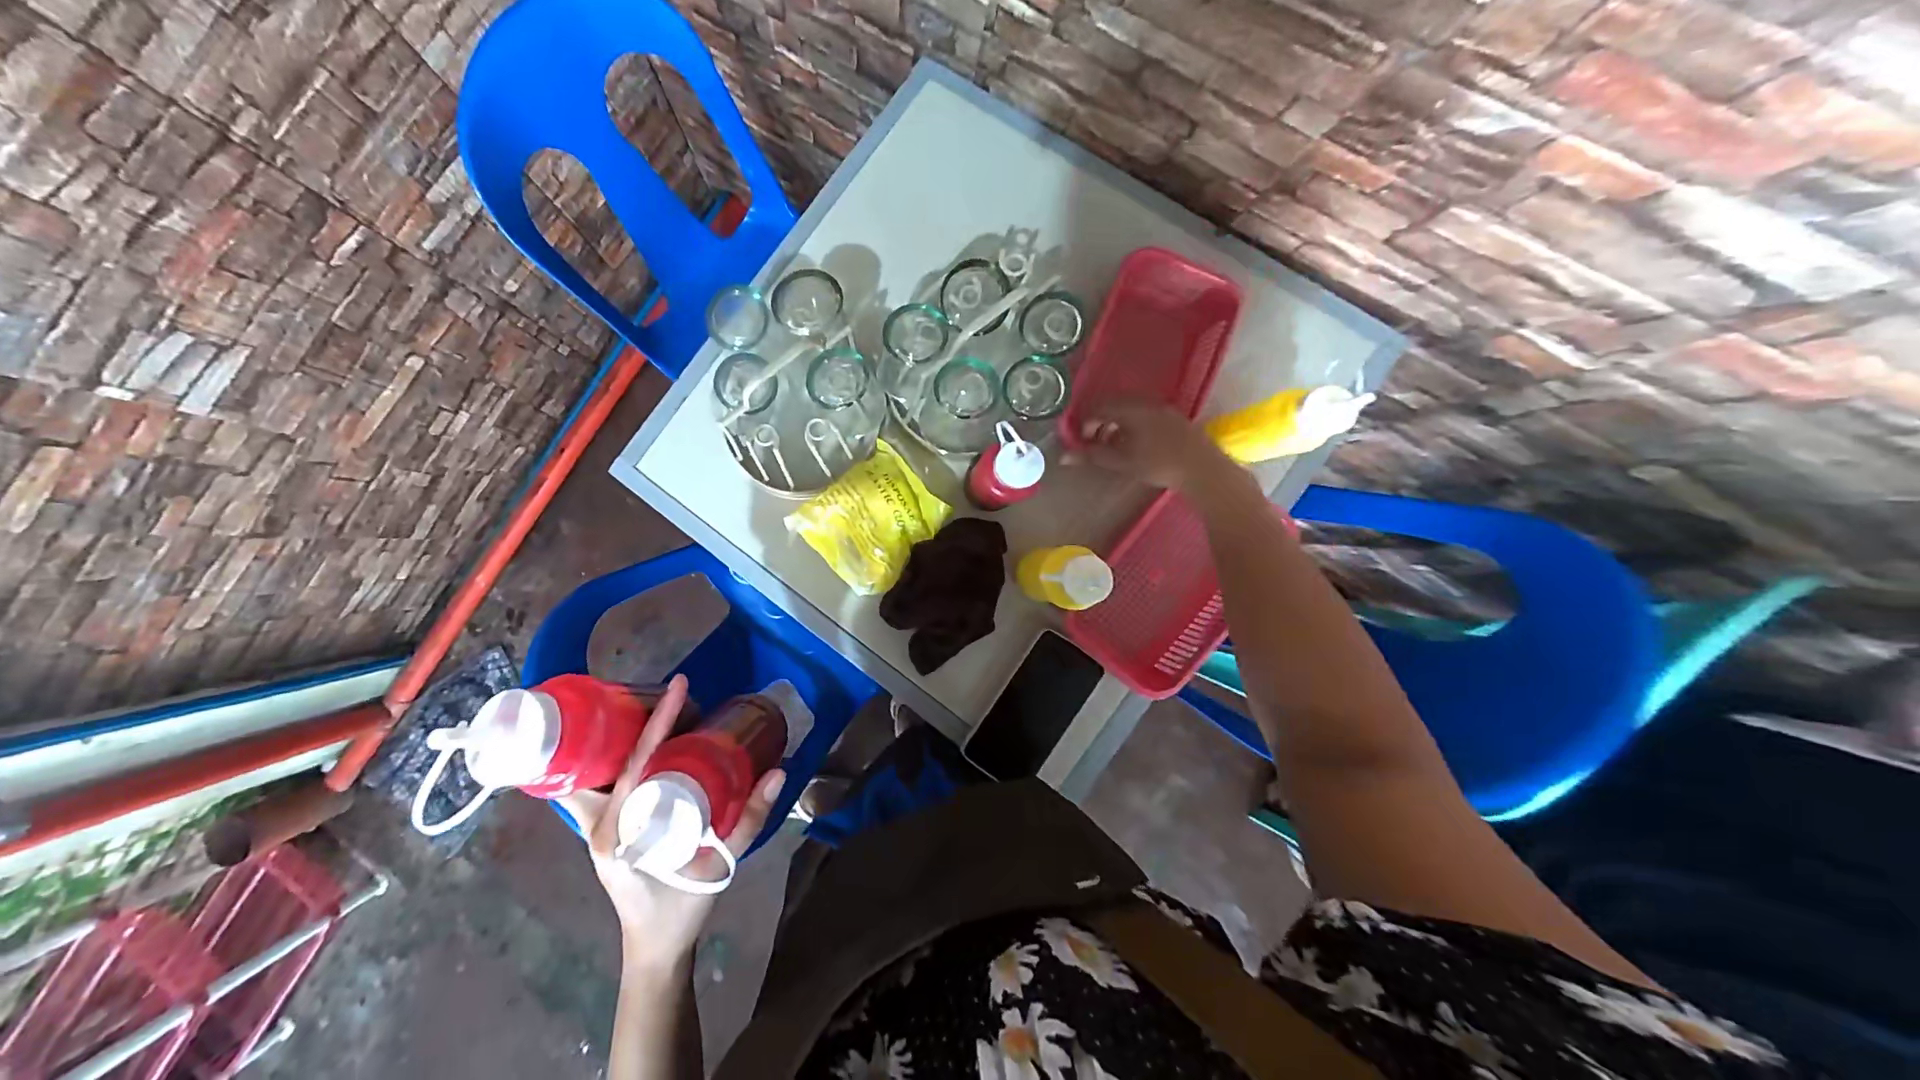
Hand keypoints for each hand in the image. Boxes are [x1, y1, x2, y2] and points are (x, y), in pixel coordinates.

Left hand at [557, 674, 784, 973]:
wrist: (656, 949)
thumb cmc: (682, 910)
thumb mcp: (719, 867)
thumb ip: (748, 821)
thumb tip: (778, 771)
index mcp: (616, 834)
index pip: (635, 765)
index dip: (659, 723)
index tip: (679, 687)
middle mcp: (596, 828)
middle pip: (602, 761)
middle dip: (625, 724)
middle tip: (661, 698)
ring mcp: (593, 831)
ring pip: (595, 773)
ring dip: (617, 742)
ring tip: (650, 715)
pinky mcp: (603, 832)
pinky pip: (603, 786)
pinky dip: (619, 762)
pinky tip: (646, 749)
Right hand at [1072, 403, 1231, 490]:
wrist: (1202, 468)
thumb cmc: (1158, 464)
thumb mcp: (1121, 462)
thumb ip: (1092, 456)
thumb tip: (1064, 456)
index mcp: (1130, 409)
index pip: (1099, 406)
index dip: (1085, 421)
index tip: (1080, 439)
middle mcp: (1146, 403)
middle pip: (1115, 406)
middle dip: (1100, 422)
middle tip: (1094, 442)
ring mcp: (1163, 409)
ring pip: (1131, 410)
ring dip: (1117, 425)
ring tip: (1114, 446)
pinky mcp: (1175, 418)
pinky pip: (1146, 415)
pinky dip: (1134, 426)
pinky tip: (1136, 445)